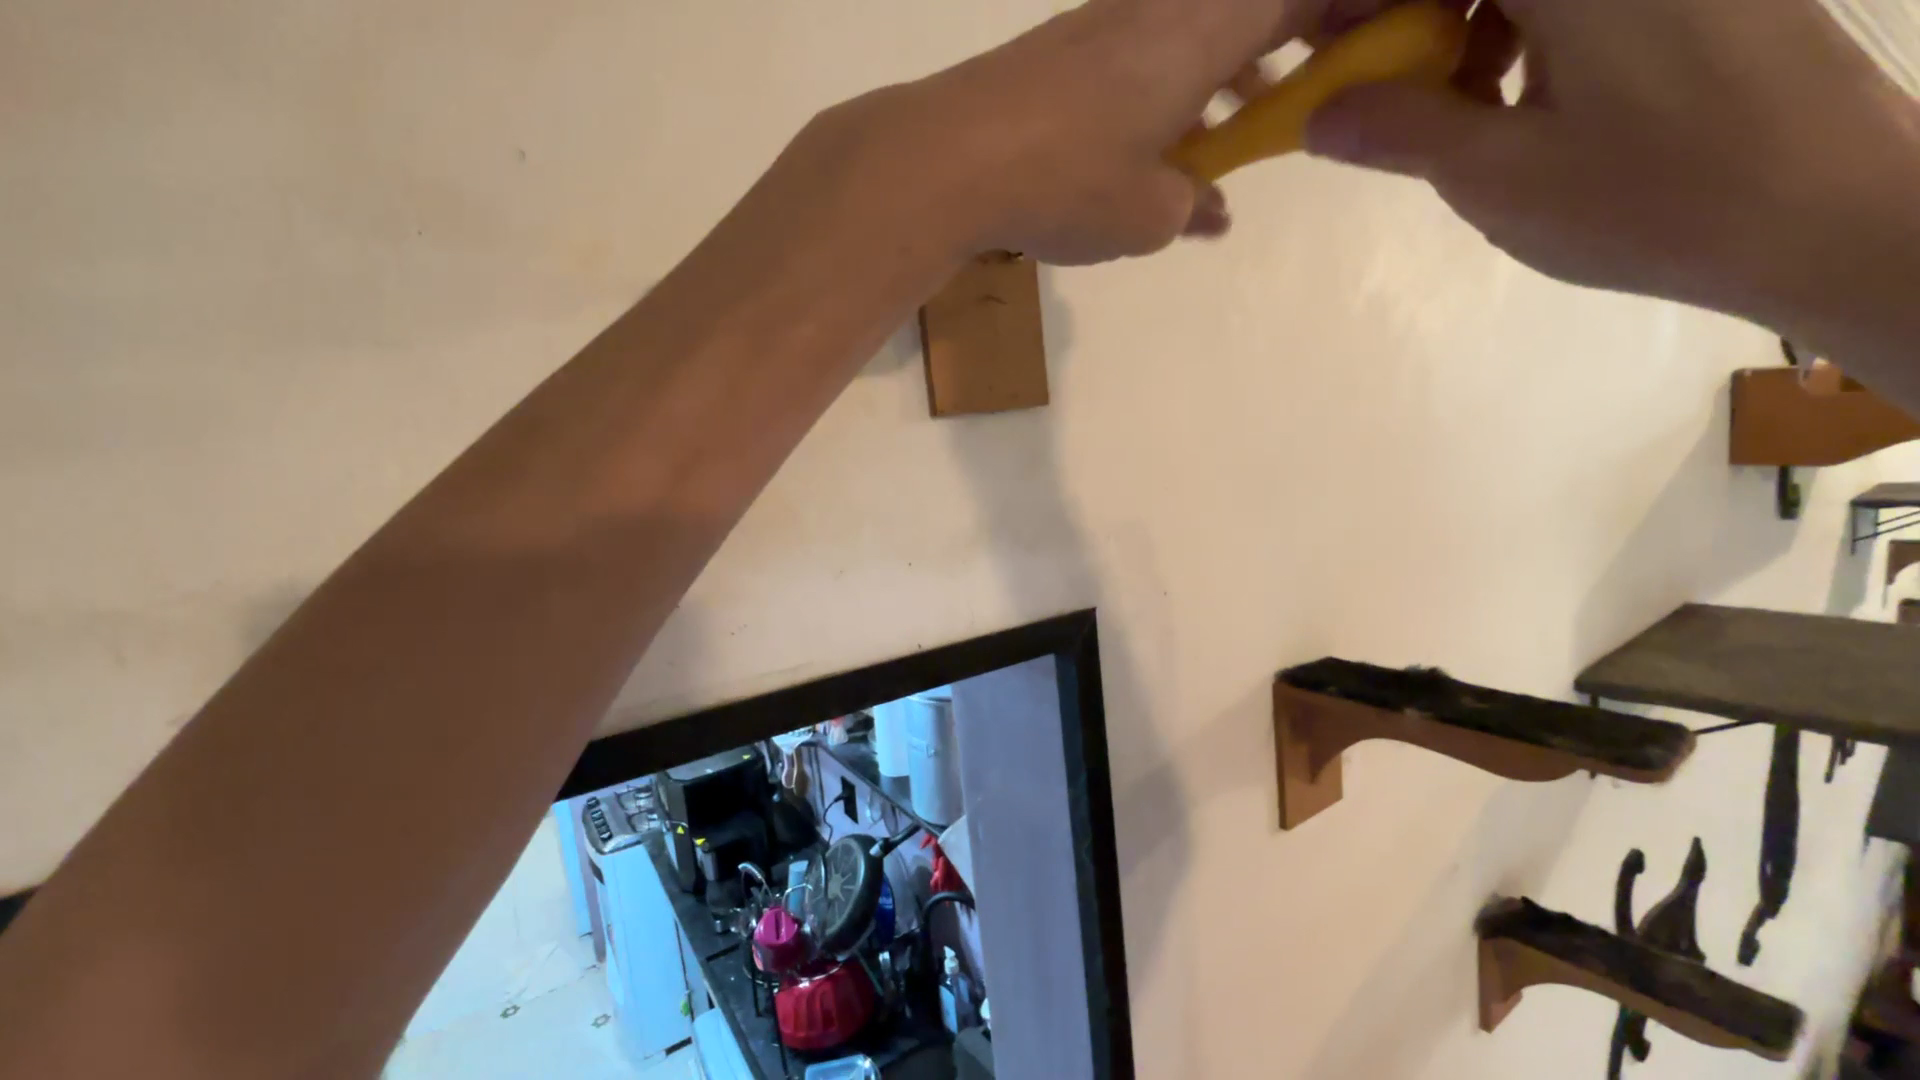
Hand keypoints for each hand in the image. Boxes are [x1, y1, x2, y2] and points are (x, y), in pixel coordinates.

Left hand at [790, 0, 1416, 265]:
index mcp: (1202, 30)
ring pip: (1193, 26)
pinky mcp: (1060, 53)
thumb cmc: (1064, 183)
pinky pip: (1144, 49)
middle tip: (1316, 80)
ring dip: (1230, 64)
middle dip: (1294, 35)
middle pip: (1248, 5)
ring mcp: (1102, 24)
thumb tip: (1211, 211)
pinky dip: (1173, 82)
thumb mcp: (1148, 215)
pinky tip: (1160, 142)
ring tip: (1243, 122)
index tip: (1378, 40)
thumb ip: (1193, 205)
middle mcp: (1158, 8)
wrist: (942, 161)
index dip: (1347, 13)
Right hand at [1304, 0, 1919, 340]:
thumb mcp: (1496, 175)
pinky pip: (1583, 0)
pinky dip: (1530, 31)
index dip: (1360, 7)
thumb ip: (1398, 131)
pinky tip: (1526, 99)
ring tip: (1456, 108)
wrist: (1835, 216)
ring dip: (1467, 27)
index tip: (1323, 56)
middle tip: (1376, 88)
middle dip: (1410, 21)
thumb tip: (1320, 116)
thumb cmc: (1650, 198)